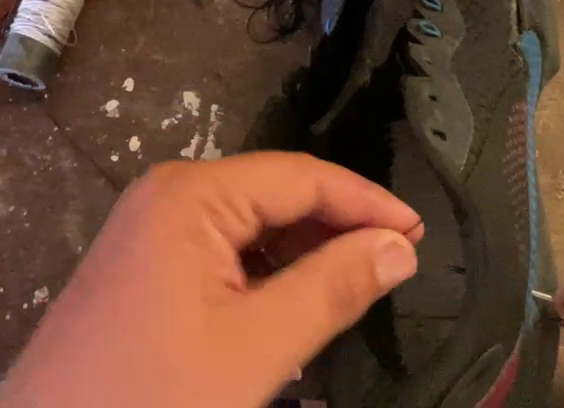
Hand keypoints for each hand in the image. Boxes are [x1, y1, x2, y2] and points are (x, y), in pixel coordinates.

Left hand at [0, 152, 422, 407]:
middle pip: (274, 193)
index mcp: (193, 193)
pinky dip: (265, 268)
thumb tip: (399, 246)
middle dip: (335, 224)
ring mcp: (152, 225)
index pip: (300, 177)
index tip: (418, 232)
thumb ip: (331, 288)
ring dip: (303, 248)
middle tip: (395, 260)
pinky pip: (221, 247)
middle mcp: (170, 191)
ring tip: (357, 280)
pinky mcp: (144, 261)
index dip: (364, 201)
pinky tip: (296, 296)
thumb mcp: (254, 348)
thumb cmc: (154, 397)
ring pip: (249, 221)